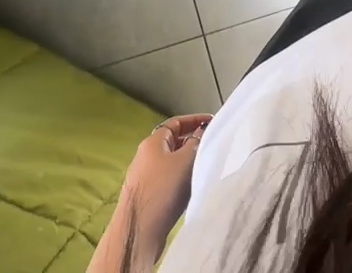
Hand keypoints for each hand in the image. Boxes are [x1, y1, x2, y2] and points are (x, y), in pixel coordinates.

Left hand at [124, 113, 212, 239]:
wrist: (139, 231)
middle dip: (192, 140)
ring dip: (187, 160)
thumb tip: (201, 132)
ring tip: (204, 165)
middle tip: (211, 144)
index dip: (194, 120)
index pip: (175, 122)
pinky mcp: (145, 195)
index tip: (212, 122)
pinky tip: (190, 186)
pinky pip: (167, 178)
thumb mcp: (186, 160)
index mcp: (152, 142)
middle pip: (172, 141)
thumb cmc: (164, 189)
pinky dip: (180, 177)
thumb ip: (196, 141)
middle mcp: (144, 156)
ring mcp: (143, 177)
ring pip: (170, 161)